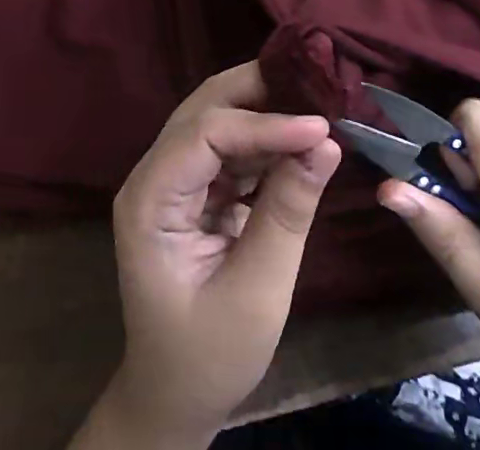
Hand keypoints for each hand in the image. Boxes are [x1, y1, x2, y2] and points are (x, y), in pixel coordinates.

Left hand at [71, 63, 341, 449]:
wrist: (176, 395)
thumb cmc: (210, 354)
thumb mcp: (257, 290)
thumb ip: (288, 211)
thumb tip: (328, 142)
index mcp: (151, 201)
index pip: (205, 133)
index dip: (265, 123)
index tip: (322, 127)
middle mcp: (155, 176)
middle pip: (206, 107)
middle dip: (262, 90)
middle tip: (320, 84)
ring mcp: (175, 180)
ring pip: (220, 118)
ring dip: (270, 108)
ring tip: (321, 102)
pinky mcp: (197, 190)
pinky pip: (234, 147)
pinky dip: (270, 138)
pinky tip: (304, 137)